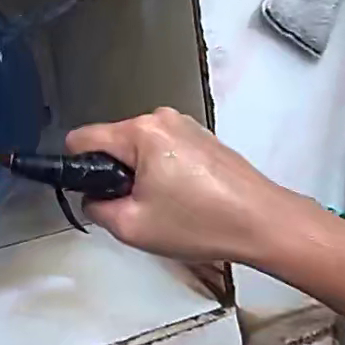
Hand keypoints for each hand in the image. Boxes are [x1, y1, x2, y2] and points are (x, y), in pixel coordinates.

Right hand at [65, 107, 314, 263]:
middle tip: (138, 207)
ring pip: (138, 148)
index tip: (95, 193)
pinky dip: (163, 171)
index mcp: (140, 131)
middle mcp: (160, 118)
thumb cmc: (201, 224)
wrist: (267, 225)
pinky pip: (163, 149)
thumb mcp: (131, 227)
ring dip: (140, 174)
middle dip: (116, 173)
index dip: (77, 167)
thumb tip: (93, 197)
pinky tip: (183, 198)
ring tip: (165, 206)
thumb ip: (95, 207)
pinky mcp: (201, 136)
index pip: (82, 138)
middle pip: (112, 142)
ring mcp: (184, 124)